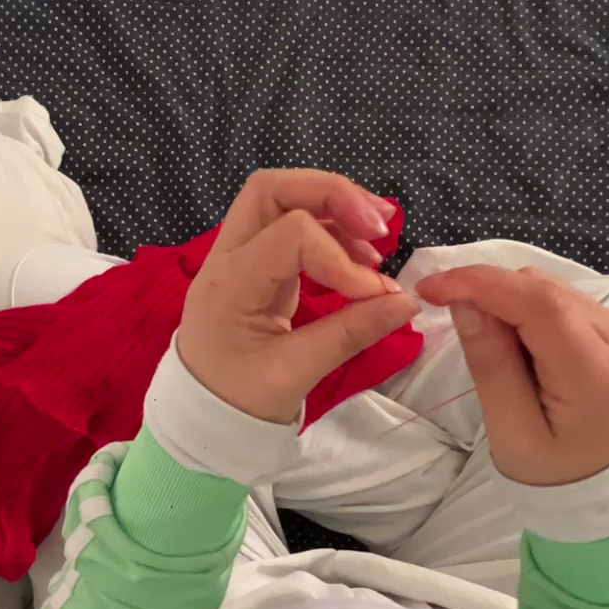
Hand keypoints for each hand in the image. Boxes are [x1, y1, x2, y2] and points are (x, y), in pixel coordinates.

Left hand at [178, 169, 419, 422]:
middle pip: (272, 189)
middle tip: (380, 225)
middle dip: (332, 194)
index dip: (342, 257)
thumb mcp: (296, 372)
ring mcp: (236, 260)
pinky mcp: (252, 270)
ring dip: (332, 209)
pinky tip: (357, 258)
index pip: (292, 234)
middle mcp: (226, 260)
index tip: (375, 296)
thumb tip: (407, 303)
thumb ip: (351, 333)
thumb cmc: (238, 402)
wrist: (201, 419)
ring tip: (378, 243)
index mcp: (229, 284)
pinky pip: (286, 230)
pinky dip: (325, 232)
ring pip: (279, 202)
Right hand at [415, 265, 608, 486]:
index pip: (541, 305)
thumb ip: (491, 366)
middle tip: (452, 319)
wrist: (602, 485)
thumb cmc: (550, 469)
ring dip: (507, 301)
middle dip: (489, 293)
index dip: (482, 283)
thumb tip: (465, 304)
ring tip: (490, 342)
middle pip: (545, 290)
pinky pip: (563, 300)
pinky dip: (527, 309)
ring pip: (552, 289)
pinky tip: (517, 342)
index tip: (432, 286)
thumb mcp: (509, 432)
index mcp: (597, 377)